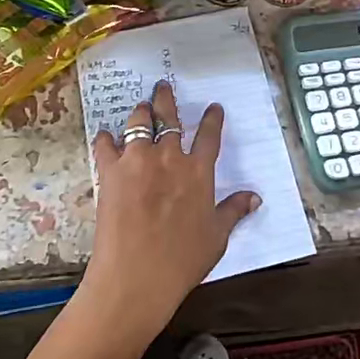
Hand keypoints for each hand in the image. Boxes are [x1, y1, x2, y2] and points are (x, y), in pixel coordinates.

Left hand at [81, 81, 259, 338]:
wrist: (137, 272)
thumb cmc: (183, 259)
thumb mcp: (217, 237)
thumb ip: (233, 211)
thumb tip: (254, 196)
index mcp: (198, 172)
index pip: (209, 136)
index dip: (212, 120)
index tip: (213, 108)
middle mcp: (168, 158)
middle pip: (168, 118)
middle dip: (166, 99)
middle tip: (162, 86)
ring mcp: (136, 161)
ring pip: (137, 123)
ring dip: (139, 112)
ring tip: (140, 107)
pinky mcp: (109, 170)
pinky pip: (105, 144)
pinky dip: (105, 138)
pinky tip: (105, 136)